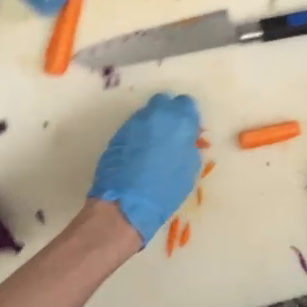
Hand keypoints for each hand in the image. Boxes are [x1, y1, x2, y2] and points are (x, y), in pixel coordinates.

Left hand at [89, 93, 200, 242]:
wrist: (125, 204)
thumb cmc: (165, 190)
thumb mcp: (189, 169)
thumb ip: (190, 146)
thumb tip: (186, 139)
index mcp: (178, 120)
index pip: (186, 103)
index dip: (188, 116)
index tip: (188, 130)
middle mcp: (155, 114)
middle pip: (163, 102)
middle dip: (168, 113)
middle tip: (170, 133)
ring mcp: (133, 123)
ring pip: (146, 114)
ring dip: (152, 124)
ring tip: (153, 146)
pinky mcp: (117, 134)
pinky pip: (133, 127)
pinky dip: (138, 135)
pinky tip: (138, 153)